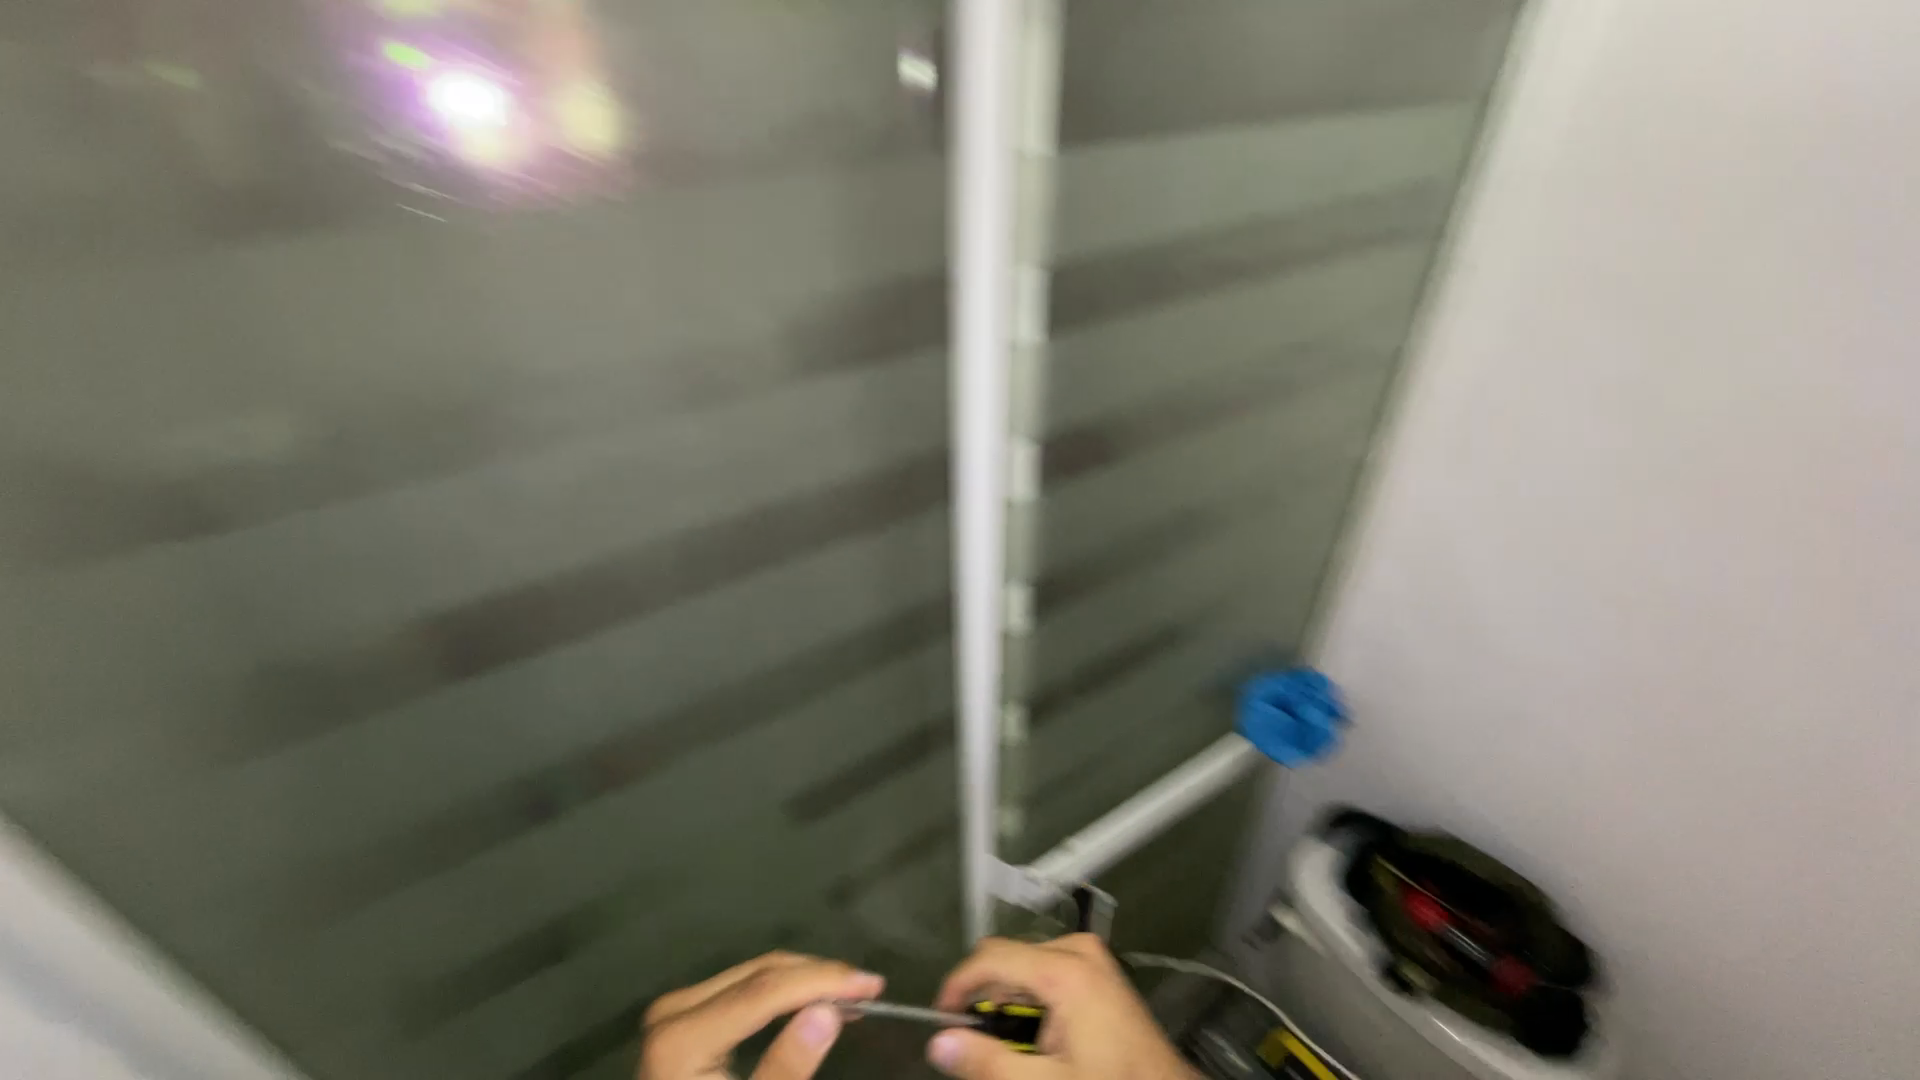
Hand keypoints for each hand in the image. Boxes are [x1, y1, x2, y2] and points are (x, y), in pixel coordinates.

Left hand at [638, 951, 884, 1079]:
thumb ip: (785, 1069)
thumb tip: (828, 1012)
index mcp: (682, 1037)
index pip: (766, 990)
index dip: (823, 981)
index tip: (872, 984)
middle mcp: (675, 1008)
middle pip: (761, 974)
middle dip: (820, 975)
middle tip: (870, 986)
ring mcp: (677, 1006)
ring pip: (756, 973)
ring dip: (806, 978)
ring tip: (851, 992)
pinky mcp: (685, 1011)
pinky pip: (744, 985)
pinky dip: (783, 988)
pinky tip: (813, 997)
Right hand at [925, 935, 1195, 1079]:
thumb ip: (988, 1063)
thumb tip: (940, 1044)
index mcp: (1064, 969)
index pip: (992, 957)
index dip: (958, 985)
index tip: (941, 1018)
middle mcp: (1077, 950)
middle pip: (1009, 960)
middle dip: (987, 1001)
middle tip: (978, 1044)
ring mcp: (1091, 956)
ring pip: (1026, 966)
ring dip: (1010, 1004)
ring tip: (1014, 1049)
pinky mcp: (1098, 969)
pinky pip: (1048, 971)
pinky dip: (1032, 1000)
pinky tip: (1038, 1038)